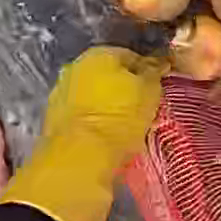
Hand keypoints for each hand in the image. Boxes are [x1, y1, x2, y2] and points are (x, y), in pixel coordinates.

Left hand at [0, 47, 167, 220]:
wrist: (79, 164)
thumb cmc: (119, 118)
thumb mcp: (149, 91)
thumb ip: (154, 73)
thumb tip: (158, 63)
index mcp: (97, 55)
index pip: (132, 55)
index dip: (150, 70)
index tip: (163, 87)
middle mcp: (75, 70)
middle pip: (111, 77)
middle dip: (129, 89)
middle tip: (152, 108)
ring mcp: (62, 99)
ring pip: (98, 100)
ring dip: (114, 110)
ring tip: (138, 127)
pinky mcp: (58, 127)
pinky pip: (89, 121)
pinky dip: (102, 128)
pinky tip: (118, 141)